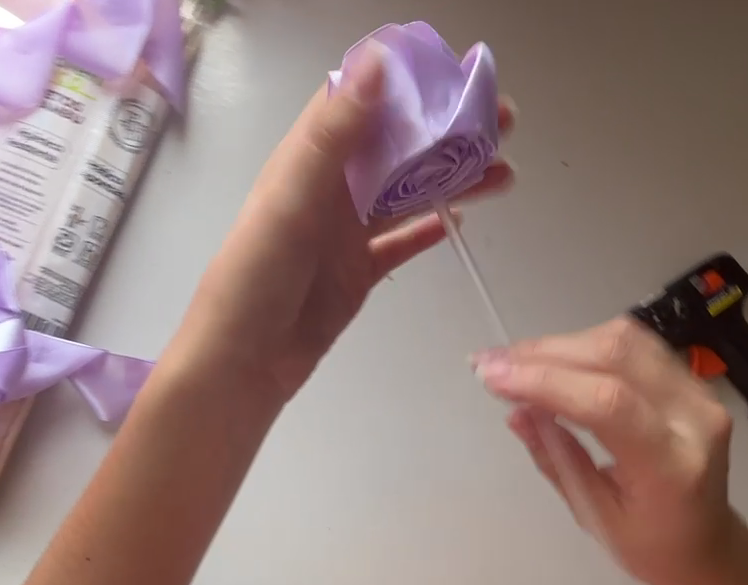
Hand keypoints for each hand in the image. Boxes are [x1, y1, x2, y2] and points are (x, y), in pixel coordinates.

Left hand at [175, 46, 514, 402]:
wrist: (244, 359)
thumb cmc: (257, 275)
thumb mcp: (292, 197)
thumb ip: (334, 134)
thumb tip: (378, 61)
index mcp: (311, 158)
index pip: (366, 104)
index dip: (412, 86)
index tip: (461, 78)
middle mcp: (331, 190)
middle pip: (398, 149)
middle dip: (449, 134)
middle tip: (503, 123)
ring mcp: (346, 234)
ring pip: (408, 196)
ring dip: (452, 181)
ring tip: (502, 173)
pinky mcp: (357, 275)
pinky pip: (399, 246)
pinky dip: (427, 233)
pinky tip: (460, 223)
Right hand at [477, 318, 747, 584]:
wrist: (707, 546)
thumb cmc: (648, 545)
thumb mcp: (592, 514)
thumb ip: (556, 457)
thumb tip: (515, 411)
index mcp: (671, 467)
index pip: (607, 403)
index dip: (544, 381)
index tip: (489, 376)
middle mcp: (695, 419)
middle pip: (616, 357)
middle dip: (543, 354)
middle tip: (488, 364)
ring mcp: (700, 394)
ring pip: (625, 340)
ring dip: (559, 345)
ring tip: (511, 363)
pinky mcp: (692, 382)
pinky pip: (635, 346)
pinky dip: (583, 346)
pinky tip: (547, 361)